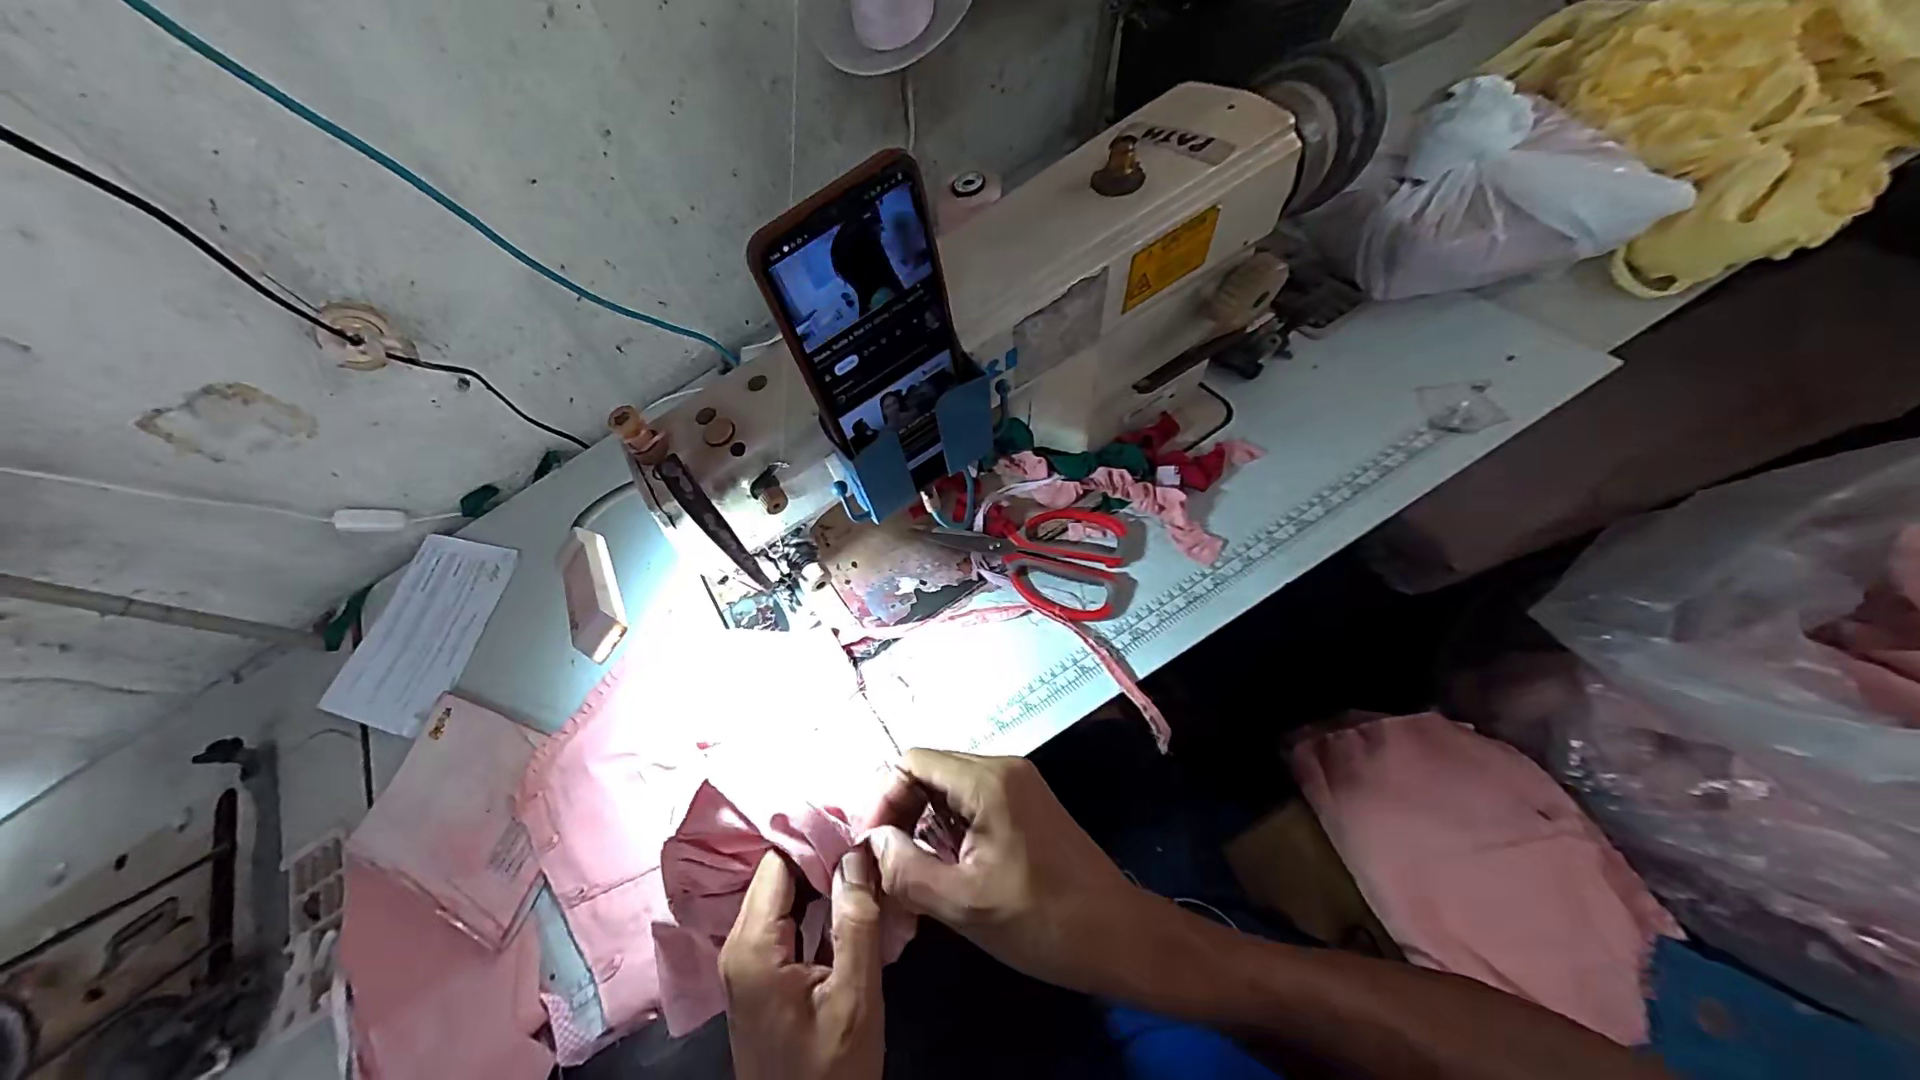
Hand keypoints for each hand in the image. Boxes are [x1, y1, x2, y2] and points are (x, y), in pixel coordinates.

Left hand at [720, 849, 884, 1079]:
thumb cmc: (830, 1071)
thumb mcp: (855, 995)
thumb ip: (857, 919)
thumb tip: (858, 851)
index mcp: (753, 946)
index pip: (778, 861)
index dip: (817, 838)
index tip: (856, 824)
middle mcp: (738, 944)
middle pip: (778, 874)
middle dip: (821, 854)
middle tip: (865, 841)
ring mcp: (745, 960)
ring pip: (783, 894)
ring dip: (821, 877)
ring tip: (862, 861)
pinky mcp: (758, 973)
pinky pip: (785, 918)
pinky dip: (815, 902)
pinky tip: (847, 896)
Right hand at [866, 749, 1164, 994]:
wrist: (1119, 935)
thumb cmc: (1042, 921)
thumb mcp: (963, 904)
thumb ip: (906, 869)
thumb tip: (872, 842)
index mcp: (988, 780)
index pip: (913, 761)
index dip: (884, 798)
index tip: (874, 846)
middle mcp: (1003, 768)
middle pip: (930, 770)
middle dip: (902, 811)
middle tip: (890, 863)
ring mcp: (1018, 783)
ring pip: (949, 786)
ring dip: (925, 822)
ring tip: (915, 870)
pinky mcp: (1026, 803)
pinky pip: (972, 800)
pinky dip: (950, 827)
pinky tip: (947, 866)